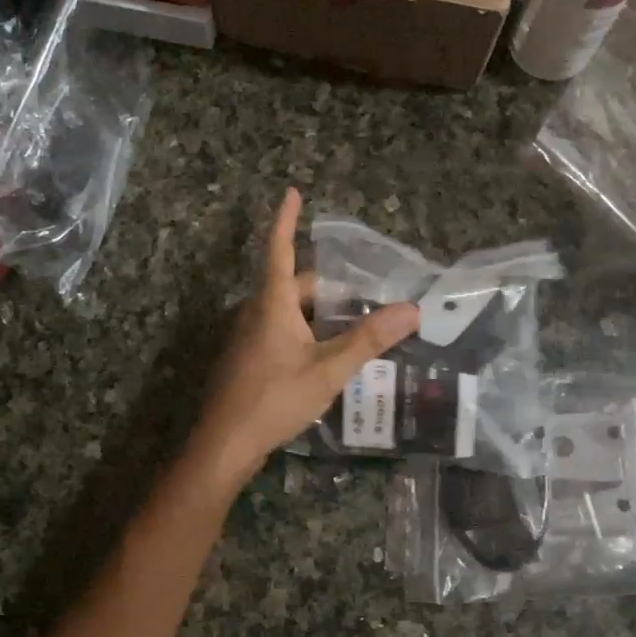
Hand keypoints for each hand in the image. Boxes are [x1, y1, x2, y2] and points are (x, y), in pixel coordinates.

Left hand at [183, 189, 420, 492]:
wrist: (224, 444)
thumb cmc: (274, 399)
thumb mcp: (327, 371)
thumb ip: (367, 340)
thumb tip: (412, 311)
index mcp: (271, 303)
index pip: (278, 249)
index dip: (285, 220)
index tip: (291, 192)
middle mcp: (255, 312)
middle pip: (293, 285)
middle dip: (327, 287)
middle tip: (365, 295)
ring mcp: (246, 337)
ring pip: (286, 311)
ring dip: (318, 313)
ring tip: (354, 326)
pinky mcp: (246, 359)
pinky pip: (279, 331)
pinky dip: (305, 332)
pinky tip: (326, 356)